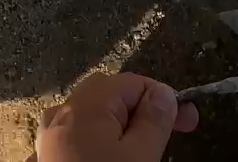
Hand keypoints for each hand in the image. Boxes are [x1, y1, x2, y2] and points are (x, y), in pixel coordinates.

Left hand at [35, 73, 198, 161]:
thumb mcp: (140, 157)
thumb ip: (153, 121)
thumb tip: (164, 92)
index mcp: (86, 102)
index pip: (134, 83)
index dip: (164, 99)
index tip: (189, 121)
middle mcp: (64, 110)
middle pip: (112, 97)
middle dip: (142, 112)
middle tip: (171, 137)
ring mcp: (52, 134)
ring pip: (95, 117)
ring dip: (121, 128)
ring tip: (144, 152)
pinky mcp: (49, 156)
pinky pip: (79, 136)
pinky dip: (99, 141)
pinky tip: (108, 157)